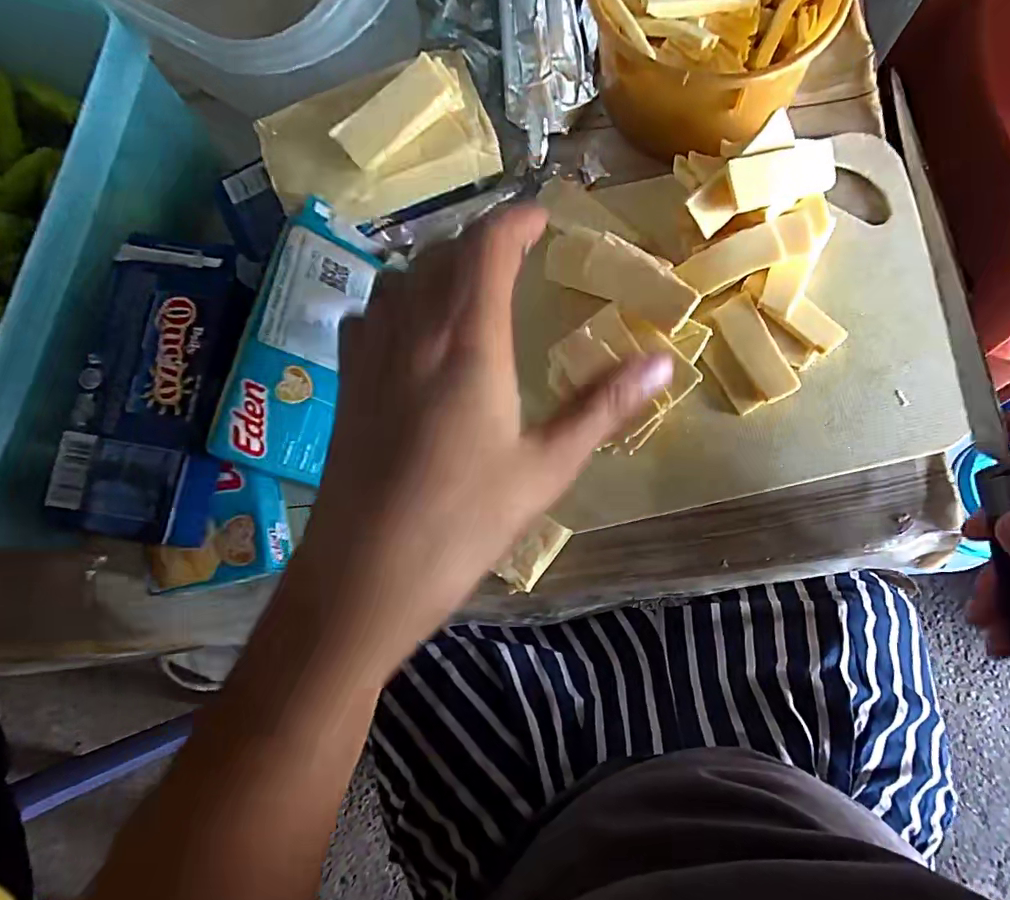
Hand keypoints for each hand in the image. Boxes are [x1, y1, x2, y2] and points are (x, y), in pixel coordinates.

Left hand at [293, 204, 671, 663]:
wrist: (368, 570)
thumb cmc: (463, 524)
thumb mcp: (544, 470)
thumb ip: (601, 408)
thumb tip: (664, 361)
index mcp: (469, 342)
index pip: (488, 246)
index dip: (516, 220)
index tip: (542, 218)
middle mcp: (413, 333)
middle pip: (442, 254)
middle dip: (481, 242)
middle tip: (513, 257)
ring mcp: (370, 357)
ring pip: (399, 279)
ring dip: (435, 268)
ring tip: (463, 289)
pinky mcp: (345, 387)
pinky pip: (367, 317)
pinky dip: (394, 304)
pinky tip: (406, 333)